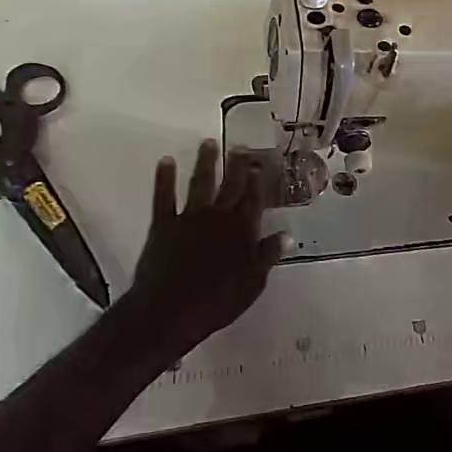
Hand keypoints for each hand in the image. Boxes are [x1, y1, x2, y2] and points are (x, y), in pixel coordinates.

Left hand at [128, 140, 288, 351]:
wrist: (172, 309)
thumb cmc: (217, 302)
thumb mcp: (252, 283)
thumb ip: (267, 256)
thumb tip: (286, 235)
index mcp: (242, 232)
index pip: (254, 201)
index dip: (258, 182)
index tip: (260, 165)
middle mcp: (218, 218)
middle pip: (230, 186)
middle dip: (237, 165)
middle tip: (241, 145)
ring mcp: (190, 218)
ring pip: (201, 184)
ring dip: (206, 163)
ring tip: (208, 142)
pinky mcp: (164, 224)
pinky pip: (164, 196)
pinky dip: (165, 178)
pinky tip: (166, 161)